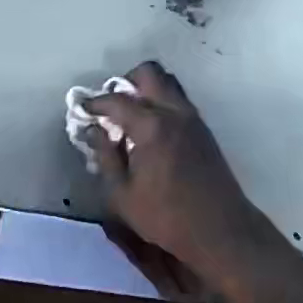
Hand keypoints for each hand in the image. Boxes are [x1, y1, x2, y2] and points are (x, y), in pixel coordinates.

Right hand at [83, 62, 280, 291]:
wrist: (220, 228)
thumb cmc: (167, 217)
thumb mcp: (123, 195)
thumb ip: (105, 157)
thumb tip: (93, 130)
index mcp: (152, 126)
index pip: (117, 100)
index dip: (95, 102)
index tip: (82, 108)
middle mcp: (174, 111)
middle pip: (148, 73)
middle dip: (125, 81)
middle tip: (110, 104)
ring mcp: (192, 116)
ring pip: (167, 81)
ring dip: (146, 88)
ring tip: (130, 113)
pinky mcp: (202, 126)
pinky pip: (178, 97)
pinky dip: (161, 99)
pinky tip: (150, 127)